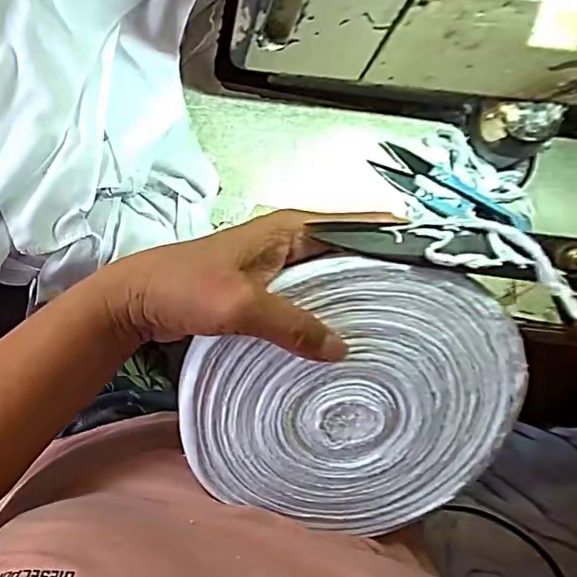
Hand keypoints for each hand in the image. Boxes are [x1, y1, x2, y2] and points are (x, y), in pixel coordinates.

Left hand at [94, 210, 397, 361]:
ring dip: (352, 303)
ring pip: (327, 282)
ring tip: (391, 331)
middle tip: (422, 312)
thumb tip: (341, 349)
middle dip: (384, 279)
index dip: (402, 242)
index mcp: (291, 228)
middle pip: (351, 256)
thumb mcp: (240, 306)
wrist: (134, 300)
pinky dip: (321, 319)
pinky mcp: (259, 295)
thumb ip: (292, 324)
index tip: (442, 267)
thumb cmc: (182, 288)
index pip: (363, 226)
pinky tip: (338, 344)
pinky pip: (303, 304)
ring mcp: (274, 270)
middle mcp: (288, 243)